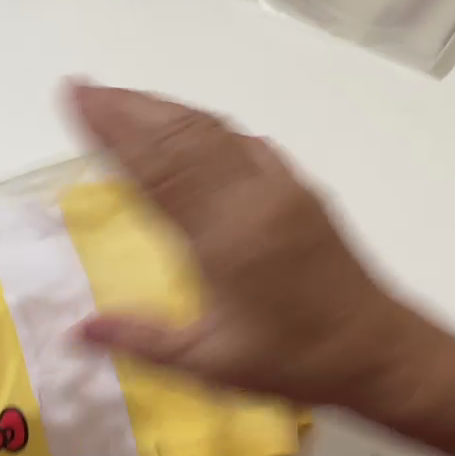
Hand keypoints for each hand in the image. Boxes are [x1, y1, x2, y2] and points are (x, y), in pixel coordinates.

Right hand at [69, 84, 452, 409]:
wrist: (378, 352)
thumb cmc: (293, 363)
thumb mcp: (210, 365)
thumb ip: (143, 342)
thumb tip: (78, 330)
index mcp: (225, 235)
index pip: (158, 166)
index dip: (114, 129)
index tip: (75, 99)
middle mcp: (252, 196)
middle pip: (183, 133)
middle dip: (130, 106)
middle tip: (86, 90)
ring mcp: (282, 188)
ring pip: (215, 130)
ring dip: (166, 110)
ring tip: (125, 103)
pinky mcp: (302, 192)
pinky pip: (246, 143)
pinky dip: (206, 128)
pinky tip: (193, 132)